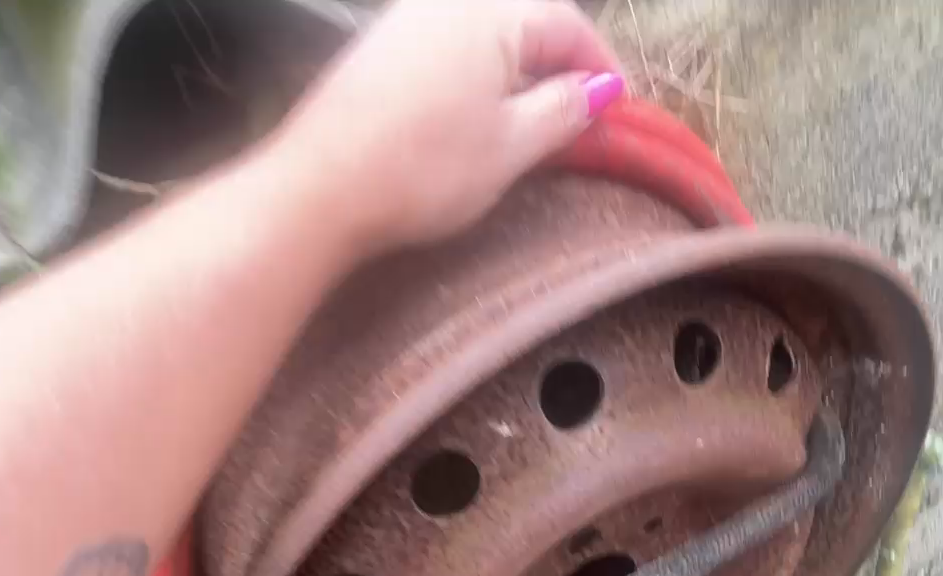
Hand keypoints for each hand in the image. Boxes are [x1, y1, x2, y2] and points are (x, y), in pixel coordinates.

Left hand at [275, 0, 625, 255]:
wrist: (323, 189)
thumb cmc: (424, 169)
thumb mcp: (508, 147)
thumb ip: (560, 112)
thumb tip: (597, 90)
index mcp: (489, 11)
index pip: (566, 22)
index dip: (599, 66)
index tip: (619, 106)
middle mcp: (445, 0)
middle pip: (523, 22)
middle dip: (559, 67)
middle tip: (580, 116)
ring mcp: (404, 21)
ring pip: (483, 38)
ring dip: (517, 75)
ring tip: (532, 121)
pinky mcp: (377, 52)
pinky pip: (446, 53)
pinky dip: (476, 80)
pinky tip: (475, 118)